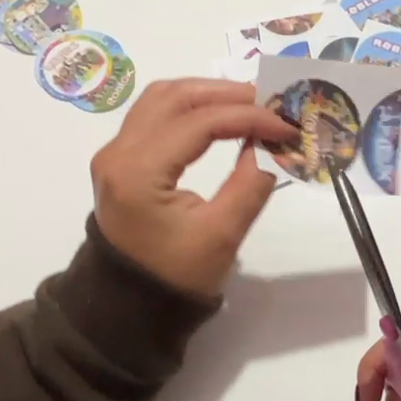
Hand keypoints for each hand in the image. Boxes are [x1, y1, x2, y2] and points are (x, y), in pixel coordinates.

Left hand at [91, 79, 298, 297]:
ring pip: (161, 99)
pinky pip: (154, 116)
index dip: (248, 117)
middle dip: (227, 94)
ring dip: (206, 95)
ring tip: (249, 106)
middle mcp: (117, 153)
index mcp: (137, 173)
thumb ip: (250, 184)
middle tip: (272, 103)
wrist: (131, 306)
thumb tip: (272, 145)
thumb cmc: (177, 277)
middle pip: (174, 97)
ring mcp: (114, 154)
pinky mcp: (120, 160)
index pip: (198, 123)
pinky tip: (220, 117)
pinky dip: (189, 108)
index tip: (286, 126)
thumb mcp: (222, 235)